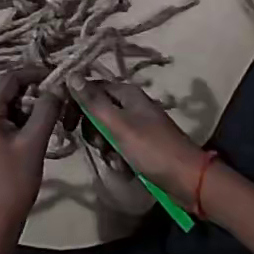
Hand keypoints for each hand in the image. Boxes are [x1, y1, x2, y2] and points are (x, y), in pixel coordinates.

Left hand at [0, 75, 61, 243]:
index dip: (35, 72)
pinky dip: (22, 119)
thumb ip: (46, 110)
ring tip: (53, 113)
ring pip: (7, 105)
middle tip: (60, 95)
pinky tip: (38, 130)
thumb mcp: (33, 143)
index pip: (10, 76)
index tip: (60, 76)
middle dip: (33, 88)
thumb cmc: (11, 183)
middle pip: (7, 88)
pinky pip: (4, 120)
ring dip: (29, 105)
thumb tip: (58, 85)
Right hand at [73, 83, 206, 204]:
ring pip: (106, 132)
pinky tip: (124, 169)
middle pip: (97, 111)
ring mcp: (137, 125)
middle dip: (94, 132)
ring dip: (106, 149)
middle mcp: (131, 104)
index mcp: (127, 93)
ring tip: (116, 161)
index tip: (67, 125)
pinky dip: (118, 158)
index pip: (90, 88)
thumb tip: (70, 74)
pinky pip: (118, 147)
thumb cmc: (151, 149)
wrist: (187, 180)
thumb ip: (93, 102)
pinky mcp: (141, 144)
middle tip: (99, 146)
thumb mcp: (118, 125)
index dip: (76, 104)